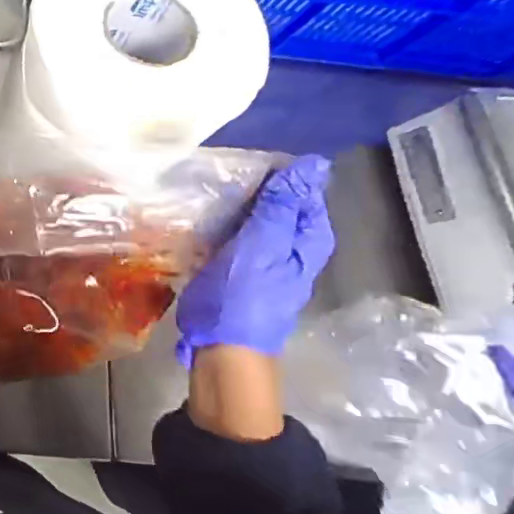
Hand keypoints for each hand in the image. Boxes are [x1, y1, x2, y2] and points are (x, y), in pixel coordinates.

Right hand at [175, 154, 334, 363]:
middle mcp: (292, 247)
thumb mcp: (262, 244)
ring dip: (229, 211)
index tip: (240, 171)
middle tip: (216, 184)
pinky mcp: (238, 273)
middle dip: (248, 192)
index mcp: (308, 238)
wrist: (221, 350)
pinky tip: (199, 227)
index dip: (273, 175)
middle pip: (275, 204)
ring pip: (250, 222)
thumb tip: (313, 163)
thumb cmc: (241, 296)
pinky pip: (232, 240)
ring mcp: (265, 261)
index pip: (300, 188)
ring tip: (203, 201)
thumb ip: (282, 205)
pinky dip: (218, 231)